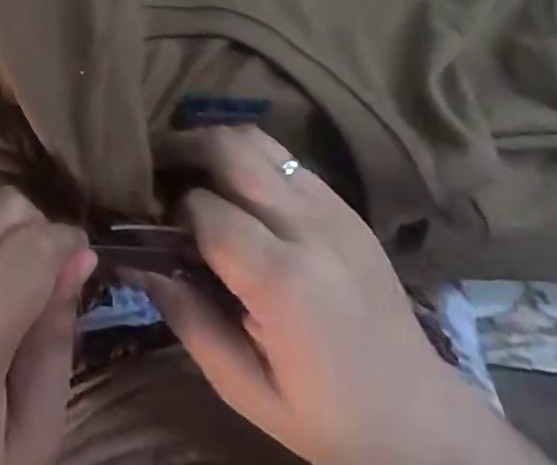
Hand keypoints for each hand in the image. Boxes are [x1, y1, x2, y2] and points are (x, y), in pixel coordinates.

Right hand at [136, 126, 549, 464]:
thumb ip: (186, 316)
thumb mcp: (242, 385)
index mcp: (280, 279)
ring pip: (260, 139)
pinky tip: (240, 188)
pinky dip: (252, 159)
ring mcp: (334, 208)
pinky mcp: (348, 207)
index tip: (160, 229)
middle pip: (230, 148)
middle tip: (157, 168)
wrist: (418, 418)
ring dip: (217, 144)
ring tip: (193, 168)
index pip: (203, 207)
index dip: (172, 212)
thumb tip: (138, 262)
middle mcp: (308, 226)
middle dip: (184, 147)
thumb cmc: (324, 415)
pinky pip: (288, 159)